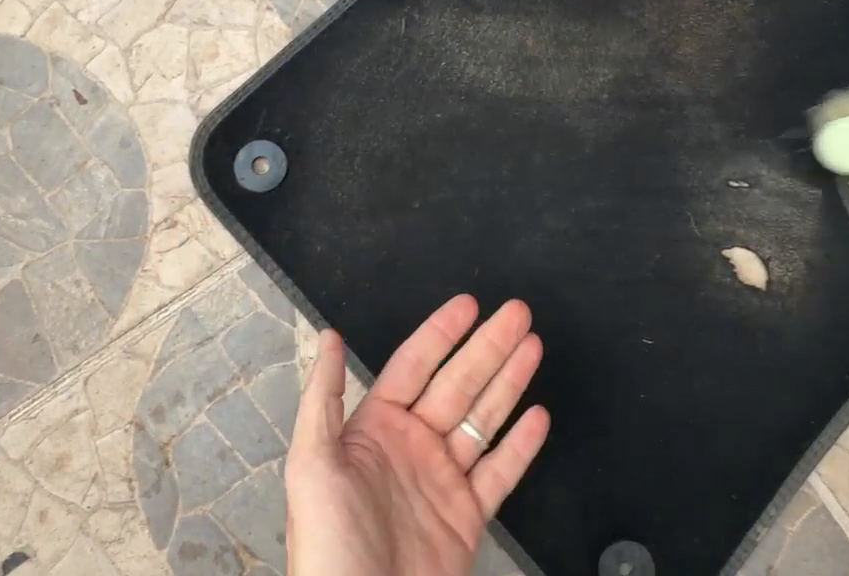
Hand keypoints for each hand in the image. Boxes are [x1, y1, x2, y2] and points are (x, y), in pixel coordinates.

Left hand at [285, 295, 549, 575]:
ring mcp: (442, 480)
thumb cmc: (328, 544)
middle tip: (517, 314)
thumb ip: (323, 397)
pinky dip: (520, 446)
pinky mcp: (466, 517)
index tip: (468, 304)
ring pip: (482, 418)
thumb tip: (327, 338)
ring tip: (532, 346)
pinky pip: (499, 473)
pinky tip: (537, 417)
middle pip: (458, 383)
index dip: (442, 332)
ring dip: (509, 381)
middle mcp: (412, 445)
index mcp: (376, 427)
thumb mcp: (311, 464)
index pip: (415, 364)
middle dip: (488, 346)